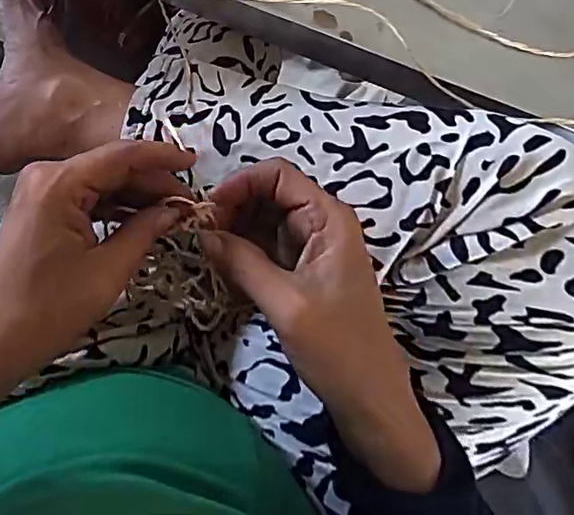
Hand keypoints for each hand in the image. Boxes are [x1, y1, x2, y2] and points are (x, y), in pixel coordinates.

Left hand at [0, 140, 194, 431]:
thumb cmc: (45, 313)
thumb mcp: (107, 273)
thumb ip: (145, 231)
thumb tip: (176, 210)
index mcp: (60, 183)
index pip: (122, 155)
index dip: (162, 157)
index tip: (194, 162)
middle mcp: (47, 174)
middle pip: (112, 166)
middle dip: (152, 182)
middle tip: (189, 201)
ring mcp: (39, 189)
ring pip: (100, 181)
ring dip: (135, 195)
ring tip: (172, 211)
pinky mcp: (38, 207)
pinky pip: (85, 196)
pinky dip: (113, 206)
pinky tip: (140, 218)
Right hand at [201, 158, 440, 493]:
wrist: (371, 399)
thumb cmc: (337, 348)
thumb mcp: (285, 303)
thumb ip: (242, 262)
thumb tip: (203, 234)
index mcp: (327, 217)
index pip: (278, 175)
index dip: (241, 183)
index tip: (209, 210)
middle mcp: (321, 222)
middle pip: (268, 193)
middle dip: (234, 208)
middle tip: (204, 236)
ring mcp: (311, 245)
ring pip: (263, 219)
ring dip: (235, 230)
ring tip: (210, 253)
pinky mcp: (302, 268)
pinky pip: (266, 245)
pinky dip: (244, 252)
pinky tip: (224, 267)